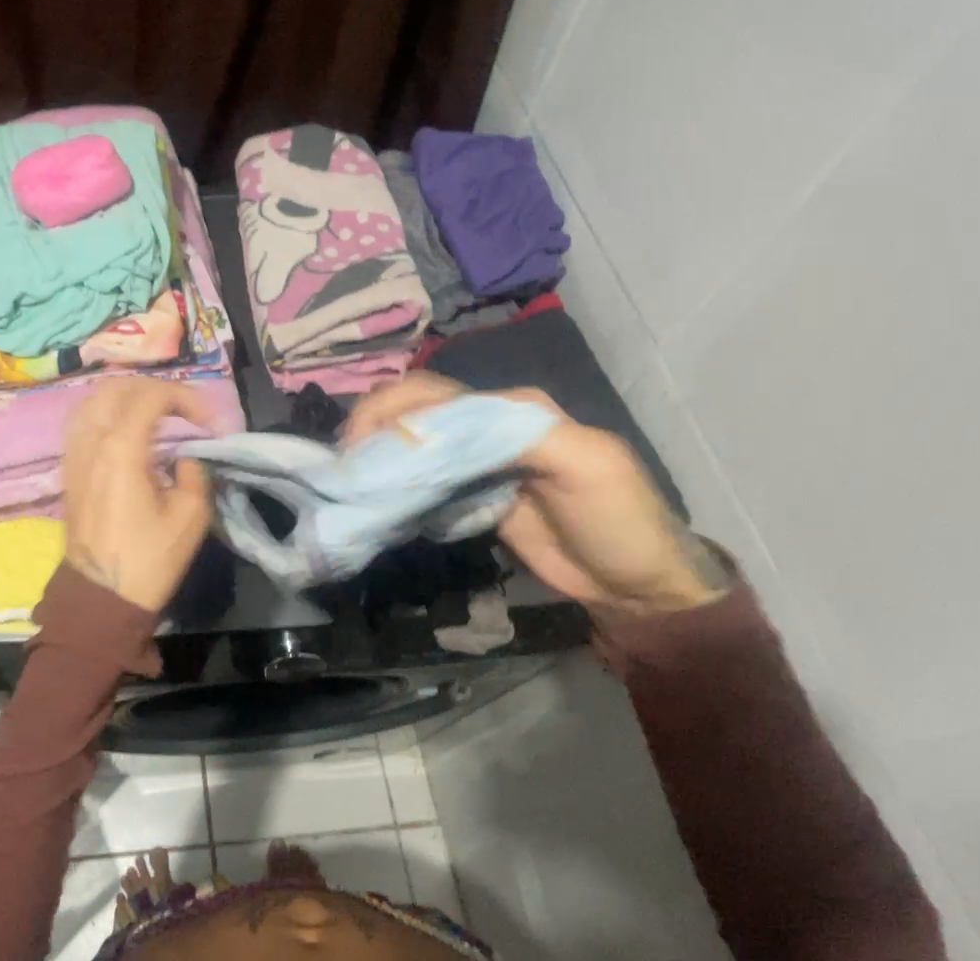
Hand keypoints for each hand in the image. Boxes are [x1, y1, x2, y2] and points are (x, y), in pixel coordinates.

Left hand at [62, 378, 216, 612]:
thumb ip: (195, 473)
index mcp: (121, 449)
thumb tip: (186, 457)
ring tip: (156, 412)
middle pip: (119, 387)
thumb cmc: (149, 559)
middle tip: (185, 410)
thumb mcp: (191, 516)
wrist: (102, 595)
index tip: (210, 423)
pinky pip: (81, 421)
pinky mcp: (69, 468)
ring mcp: (74, 453)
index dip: (187, 398)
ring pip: (93, 399)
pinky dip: (105, 412)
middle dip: (157, 390)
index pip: (152, 396)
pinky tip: (125, 427)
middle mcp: (91, 441)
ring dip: (128, 396)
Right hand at [345, 375, 726, 613]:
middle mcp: (490, 426)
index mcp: (514, 409)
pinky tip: (379, 499)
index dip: (391, 413)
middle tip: (344, 467)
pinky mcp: (472, 495)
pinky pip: (424, 478)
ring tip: (351, 482)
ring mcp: (479, 462)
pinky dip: (397, 483)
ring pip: (415, 442)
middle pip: (417, 411)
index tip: (356, 448)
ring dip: (380, 455)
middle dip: (374, 428)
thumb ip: (521, 432)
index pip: (437, 395)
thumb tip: (446, 422)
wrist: (635, 585)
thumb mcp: (584, 464)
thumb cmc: (616, 520)